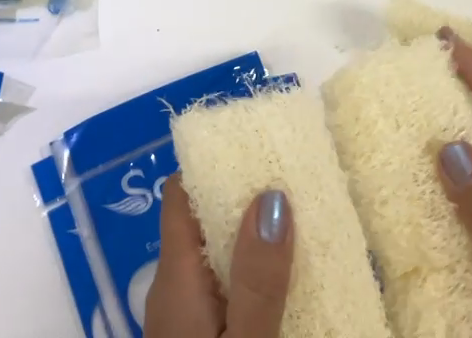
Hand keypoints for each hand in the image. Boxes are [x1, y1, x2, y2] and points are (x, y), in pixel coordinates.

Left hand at [144, 177, 293, 337]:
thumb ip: (257, 279)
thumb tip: (273, 195)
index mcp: (175, 273)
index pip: (182, 192)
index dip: (216, 167)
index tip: (257, 152)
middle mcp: (171, 284)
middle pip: (202, 221)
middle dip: (245, 202)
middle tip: (295, 188)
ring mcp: (179, 312)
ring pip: (214, 255)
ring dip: (251, 239)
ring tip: (300, 225)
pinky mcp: (192, 332)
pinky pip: (219, 286)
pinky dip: (249, 273)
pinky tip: (283, 280)